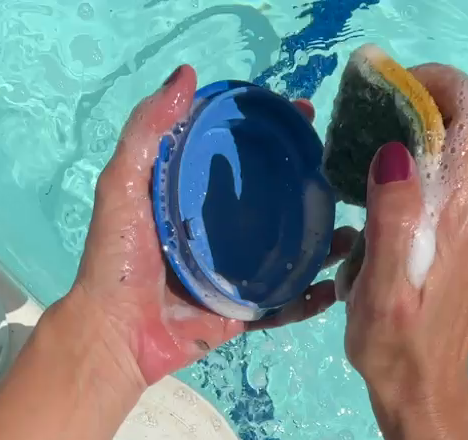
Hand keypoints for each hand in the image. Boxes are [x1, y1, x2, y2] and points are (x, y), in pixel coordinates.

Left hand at [56, 65, 347, 386]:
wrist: (116, 335)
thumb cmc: (115, 260)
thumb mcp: (122, 185)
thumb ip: (148, 131)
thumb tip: (187, 75)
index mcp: (189, 202)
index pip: (237, 159)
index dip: (270, 135)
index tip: (304, 117)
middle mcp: (214, 236)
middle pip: (269, 203)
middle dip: (307, 186)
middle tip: (338, 171)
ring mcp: (230, 277)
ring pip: (285, 255)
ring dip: (320, 243)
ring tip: (352, 231)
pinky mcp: (238, 315)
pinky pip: (281, 306)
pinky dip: (310, 299)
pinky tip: (338, 285)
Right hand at [342, 64, 467, 425]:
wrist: (425, 392)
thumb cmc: (395, 348)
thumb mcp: (382, 290)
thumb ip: (392, 218)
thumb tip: (394, 153)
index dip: (440, 83)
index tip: (393, 95)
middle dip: (429, 108)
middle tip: (376, 126)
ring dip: (429, 140)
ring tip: (379, 163)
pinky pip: (467, 181)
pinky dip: (435, 170)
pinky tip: (397, 201)